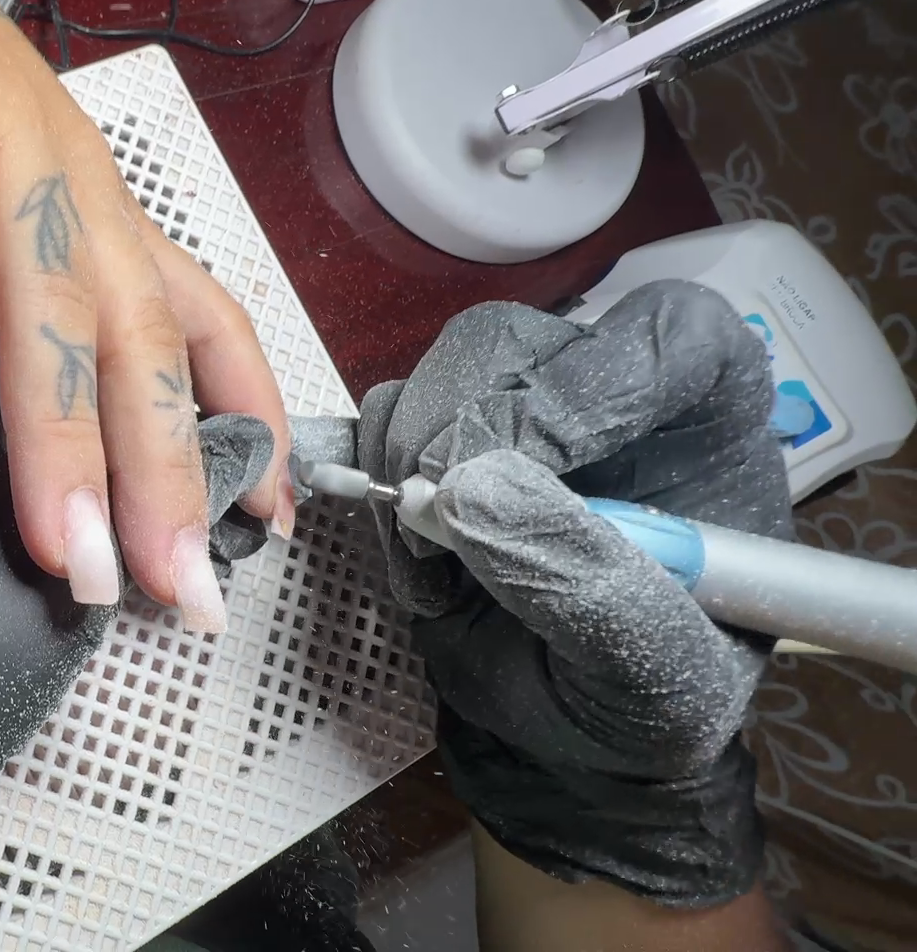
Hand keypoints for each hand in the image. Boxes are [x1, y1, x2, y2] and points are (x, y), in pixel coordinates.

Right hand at [0, 0, 292, 628]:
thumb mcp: (17, 208)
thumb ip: (44, 298)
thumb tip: (58, 403)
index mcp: (109, 220)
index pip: (207, 327)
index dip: (249, 424)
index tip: (269, 523)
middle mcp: (81, 200)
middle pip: (142, 350)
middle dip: (165, 479)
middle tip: (174, 594)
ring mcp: (6, 166)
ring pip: (52, 319)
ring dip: (62, 446)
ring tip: (69, 556)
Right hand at [355, 281, 790, 906]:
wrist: (547, 718)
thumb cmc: (623, 701)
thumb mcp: (649, 678)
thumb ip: (586, 587)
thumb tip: (462, 492)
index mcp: (702, 438)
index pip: (660, 344)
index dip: (574, 390)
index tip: (501, 477)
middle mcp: (596, 402)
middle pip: (507, 343)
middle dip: (452, 431)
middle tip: (430, 524)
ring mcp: (500, 414)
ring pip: (429, 376)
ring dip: (398, 465)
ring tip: (424, 564)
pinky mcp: (428, 437)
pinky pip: (377, 415)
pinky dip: (360, 473)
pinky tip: (397, 543)